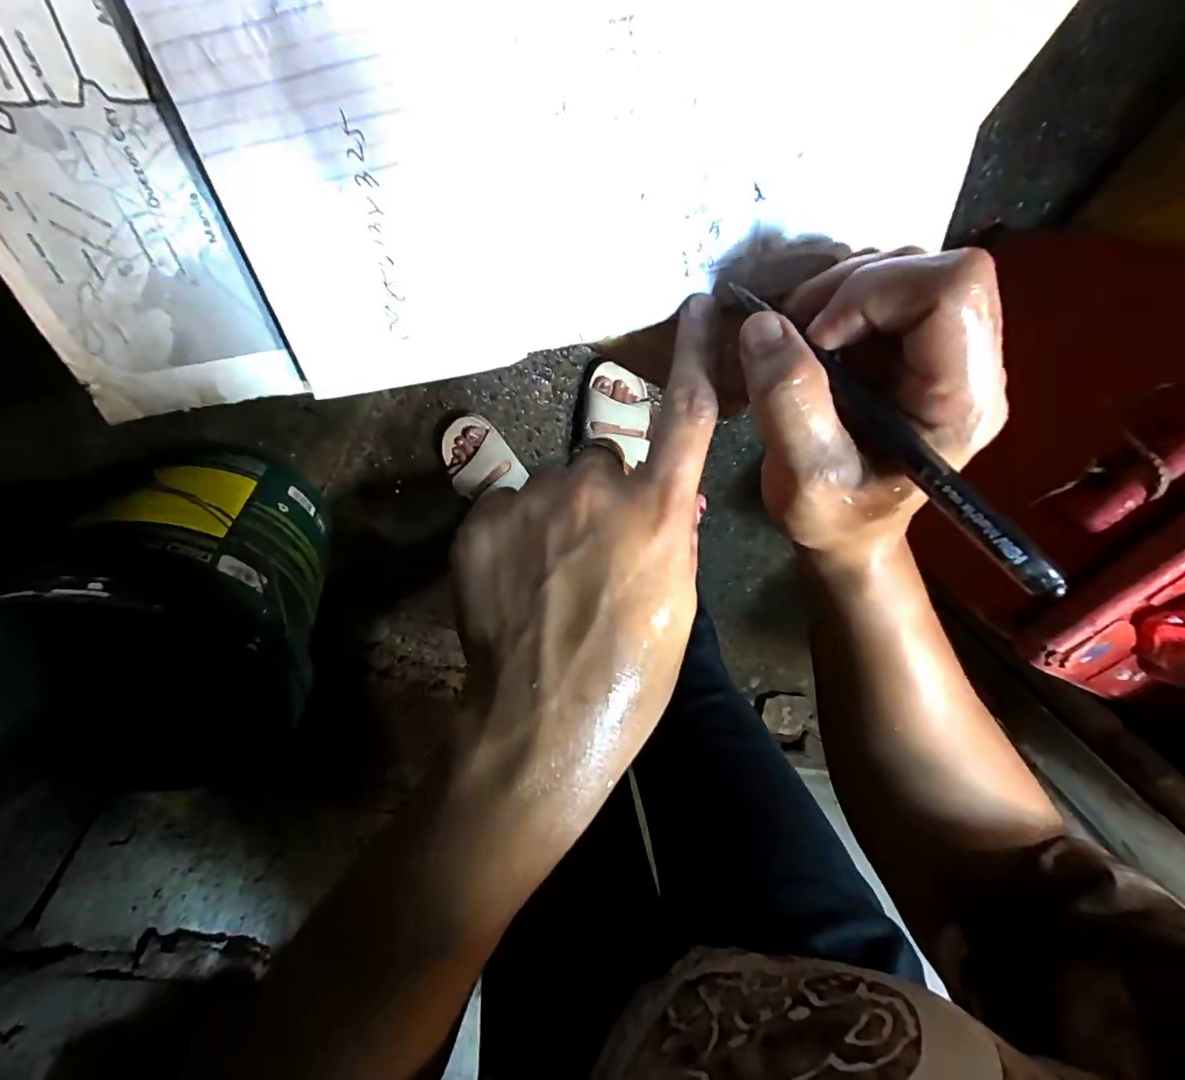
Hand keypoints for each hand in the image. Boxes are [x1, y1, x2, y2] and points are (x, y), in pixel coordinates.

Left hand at [447, 295, 719, 841]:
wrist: (544, 723)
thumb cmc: (634, 673)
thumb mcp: (680, 605)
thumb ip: (677, 535)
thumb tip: (679, 496)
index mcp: (659, 511)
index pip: (685, 413)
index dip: (696, 354)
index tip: (701, 309)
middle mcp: (597, 489)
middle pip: (605, 458)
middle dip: (606, 493)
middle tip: (598, 554)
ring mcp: (534, 501)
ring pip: (556, 486)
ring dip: (560, 516)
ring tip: (553, 579)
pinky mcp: (483, 521)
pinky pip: (510, 507)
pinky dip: (518, 533)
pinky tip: (518, 582)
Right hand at [738, 248, 1007, 565]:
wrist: (850, 529)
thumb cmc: (837, 518)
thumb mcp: (805, 478)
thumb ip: (789, 403)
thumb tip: (764, 325)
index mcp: (963, 400)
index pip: (953, 288)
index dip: (876, 292)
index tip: (819, 338)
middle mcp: (972, 363)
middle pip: (933, 267)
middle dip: (851, 288)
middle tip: (799, 336)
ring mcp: (947, 348)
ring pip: (907, 267)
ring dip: (840, 293)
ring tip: (802, 343)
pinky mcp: (919, 342)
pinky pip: (886, 285)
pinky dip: (839, 300)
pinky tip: (816, 343)